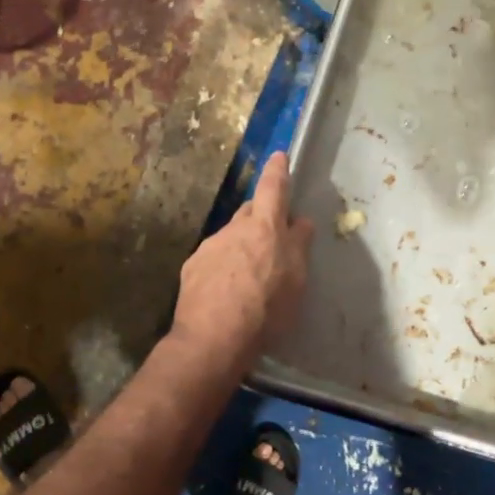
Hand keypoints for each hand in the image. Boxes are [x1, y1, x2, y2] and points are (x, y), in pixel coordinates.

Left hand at [171, 152, 313, 365]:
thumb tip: (301, 222)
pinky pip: (213, 259)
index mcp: (265, 227)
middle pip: (249, 212)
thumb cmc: (266, 308)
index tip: (279, 156)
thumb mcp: (297, 279)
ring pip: (230, 237)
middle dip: (260, 216)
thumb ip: (299, 246)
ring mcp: (210, 247)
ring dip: (241, 247)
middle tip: (272, 235)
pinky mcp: (192, 268)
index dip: (278, 171)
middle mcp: (234, 229)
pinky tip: (227, 290)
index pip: (273, 188)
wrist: (214, 338)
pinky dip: (223, 267)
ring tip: (249, 274)